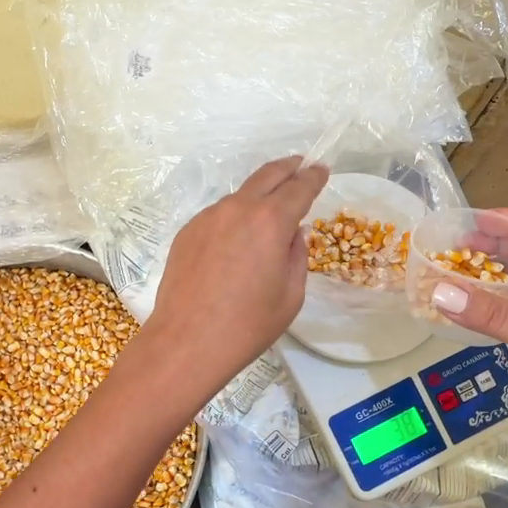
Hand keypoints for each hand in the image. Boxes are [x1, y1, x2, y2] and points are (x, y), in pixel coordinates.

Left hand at [142, 156, 328, 391]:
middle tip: (300, 165)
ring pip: (239, 197)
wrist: (187, 341)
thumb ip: (297, 255)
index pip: (299, 188)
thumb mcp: (290, 295)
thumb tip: (293, 233)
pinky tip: (236, 240)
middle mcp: (237, 209)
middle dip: (288, 169)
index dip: (313, 177)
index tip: (321, 170)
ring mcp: (207, 218)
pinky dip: (233, 218)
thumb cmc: (247, 325)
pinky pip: (218, 216)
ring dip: (258, 196)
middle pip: (267, 176)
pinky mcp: (187, 233)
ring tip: (268, 210)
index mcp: (270, 222)